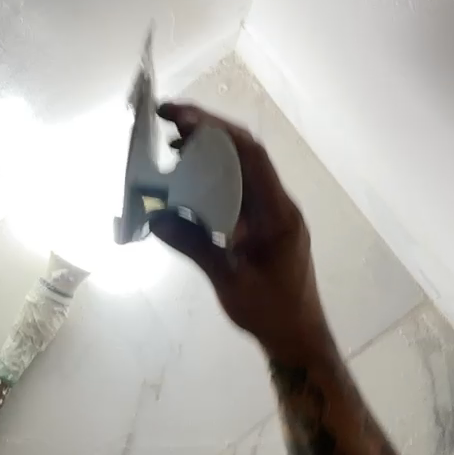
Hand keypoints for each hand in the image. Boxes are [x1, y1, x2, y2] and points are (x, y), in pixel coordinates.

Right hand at [147, 102, 333, 361]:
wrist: (298, 337)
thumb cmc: (269, 311)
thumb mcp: (228, 280)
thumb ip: (194, 245)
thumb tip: (155, 217)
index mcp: (277, 211)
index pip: (249, 154)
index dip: (215, 129)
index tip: (179, 117)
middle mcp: (279, 203)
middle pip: (245, 152)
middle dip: (208, 130)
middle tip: (167, 119)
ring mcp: (273, 212)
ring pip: (242, 168)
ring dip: (210, 151)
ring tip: (173, 145)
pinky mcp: (265, 224)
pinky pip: (239, 188)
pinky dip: (213, 177)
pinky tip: (188, 180)